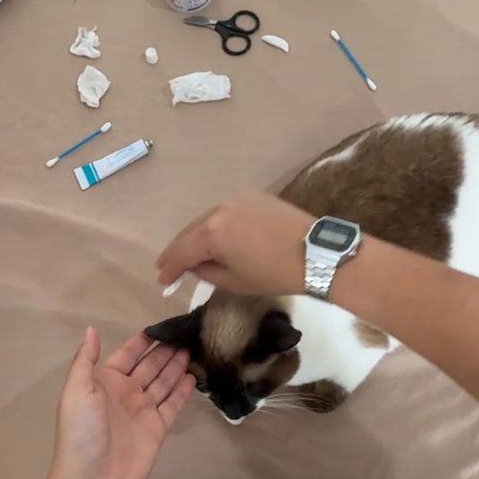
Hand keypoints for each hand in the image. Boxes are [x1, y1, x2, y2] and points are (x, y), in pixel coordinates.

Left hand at [48, 328, 192, 478]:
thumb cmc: (82, 431)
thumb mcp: (76, 390)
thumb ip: (86, 359)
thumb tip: (91, 329)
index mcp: (104, 381)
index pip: (127, 355)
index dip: (143, 341)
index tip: (162, 326)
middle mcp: (125, 393)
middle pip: (149, 366)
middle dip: (165, 351)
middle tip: (186, 334)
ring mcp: (142, 410)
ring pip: (163, 382)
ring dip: (176, 366)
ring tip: (194, 349)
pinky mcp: (157, 428)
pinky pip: (172, 404)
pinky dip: (182, 391)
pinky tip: (193, 377)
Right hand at [154, 192, 314, 295]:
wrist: (315, 253)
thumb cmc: (274, 273)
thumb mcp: (235, 281)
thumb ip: (207, 272)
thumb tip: (195, 266)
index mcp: (212, 233)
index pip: (181, 251)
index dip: (170, 267)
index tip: (162, 280)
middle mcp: (219, 210)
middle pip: (190, 232)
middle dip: (178, 250)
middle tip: (167, 266)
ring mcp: (236, 199)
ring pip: (207, 220)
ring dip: (196, 237)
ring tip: (189, 253)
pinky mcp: (253, 197)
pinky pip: (225, 213)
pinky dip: (215, 226)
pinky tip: (214, 237)